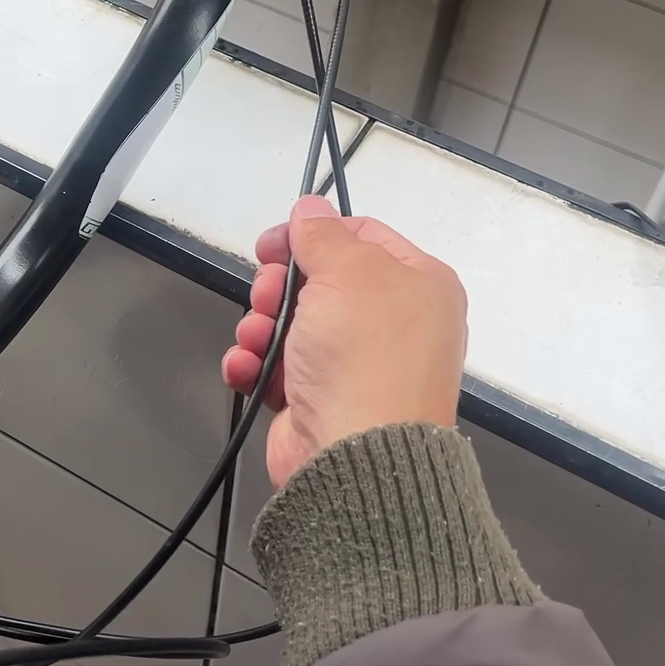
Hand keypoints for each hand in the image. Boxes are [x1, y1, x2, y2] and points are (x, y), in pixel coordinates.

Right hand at [222, 195, 466, 488]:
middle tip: (269, 298)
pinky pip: (275, 363)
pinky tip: (248, 367)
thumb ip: (322, 234)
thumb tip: (311, 207)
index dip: (311, 234)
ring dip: (259, 325)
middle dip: (278, 287)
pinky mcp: (318, 395)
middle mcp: (391, 321)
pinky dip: (254, 363)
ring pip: (288, 320)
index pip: (359, 236)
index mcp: (417, 285)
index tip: (273, 244)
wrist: (354, 458)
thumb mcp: (347, 273)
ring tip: (258, 340)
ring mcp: (353, 361)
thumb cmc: (365, 359)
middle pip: (315, 279)